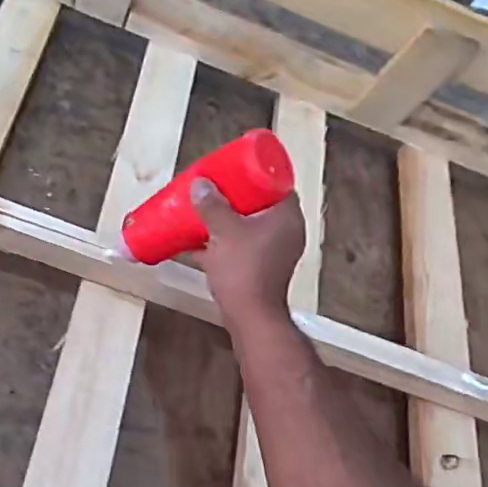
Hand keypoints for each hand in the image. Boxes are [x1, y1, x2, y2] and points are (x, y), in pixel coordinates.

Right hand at [187, 176, 304, 329]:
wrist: (250, 317)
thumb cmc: (243, 271)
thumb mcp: (223, 232)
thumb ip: (212, 206)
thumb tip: (200, 184)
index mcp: (287, 216)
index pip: (277, 183)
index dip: (255, 174)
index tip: (233, 169)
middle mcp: (287, 232)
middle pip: (261, 204)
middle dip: (236, 197)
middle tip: (216, 187)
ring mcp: (276, 252)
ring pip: (250, 227)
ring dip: (228, 220)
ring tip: (205, 210)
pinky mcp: (263, 269)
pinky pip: (243, 246)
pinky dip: (225, 242)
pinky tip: (200, 241)